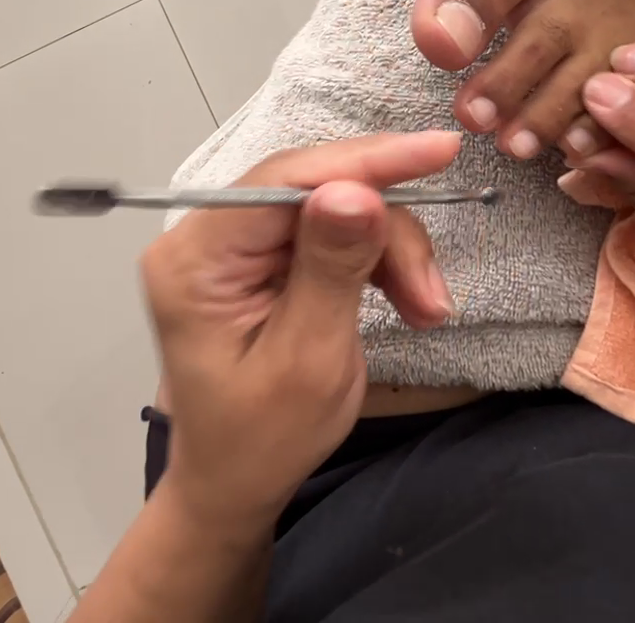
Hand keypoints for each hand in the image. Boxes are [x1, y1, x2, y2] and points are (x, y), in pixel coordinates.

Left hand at [140, 132, 461, 528]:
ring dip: (393, 253)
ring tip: (426, 309)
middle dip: (386, 232)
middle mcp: (209, 235)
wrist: (237, 483)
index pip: (283, 181)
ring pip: (339, 209)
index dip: (364, 163)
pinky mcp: (267, 255)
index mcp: (196, 258)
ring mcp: (239, 243)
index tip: (438, 151)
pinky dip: (382, 261)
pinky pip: (338, 231)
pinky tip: (409, 301)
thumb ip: (331, 269)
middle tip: (432, 293)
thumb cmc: (261, 440)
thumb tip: (357, 192)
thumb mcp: (307, 360)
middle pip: (317, 192)